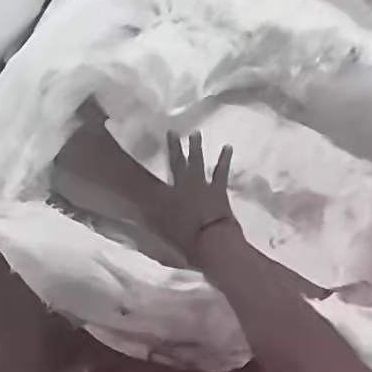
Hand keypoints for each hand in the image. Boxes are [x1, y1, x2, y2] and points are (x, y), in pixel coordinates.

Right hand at [152, 131, 235, 263]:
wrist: (211, 239)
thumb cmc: (184, 234)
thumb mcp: (162, 223)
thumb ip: (153, 214)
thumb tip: (143, 206)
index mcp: (171, 191)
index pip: (164, 171)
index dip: (163, 156)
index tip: (163, 138)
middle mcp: (187, 183)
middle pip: (182, 162)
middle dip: (179, 147)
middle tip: (177, 132)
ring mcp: (204, 185)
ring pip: (200, 163)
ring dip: (198, 149)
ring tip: (197, 134)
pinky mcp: (219, 191)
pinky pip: (221, 172)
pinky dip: (224, 159)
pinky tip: (228, 147)